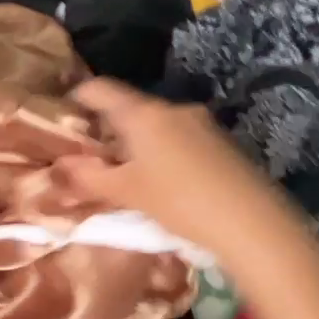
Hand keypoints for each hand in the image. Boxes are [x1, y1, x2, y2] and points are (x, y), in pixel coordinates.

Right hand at [54, 78, 309, 258]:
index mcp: (142, 113)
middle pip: (129, 107)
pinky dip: (165, 152)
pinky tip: (168, 183)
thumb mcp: (126, 193)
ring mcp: (203, 125)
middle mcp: (171, 109)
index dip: (78, 97)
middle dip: (109, 127)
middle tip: (96, 153)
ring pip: (157, 124)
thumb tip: (58, 168)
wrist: (260, 230)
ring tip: (131, 172)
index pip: (99, 89)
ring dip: (139, 141)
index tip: (66, 115)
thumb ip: (88, 177)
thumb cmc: (181, 202)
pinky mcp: (225, 145)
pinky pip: (182, 138)